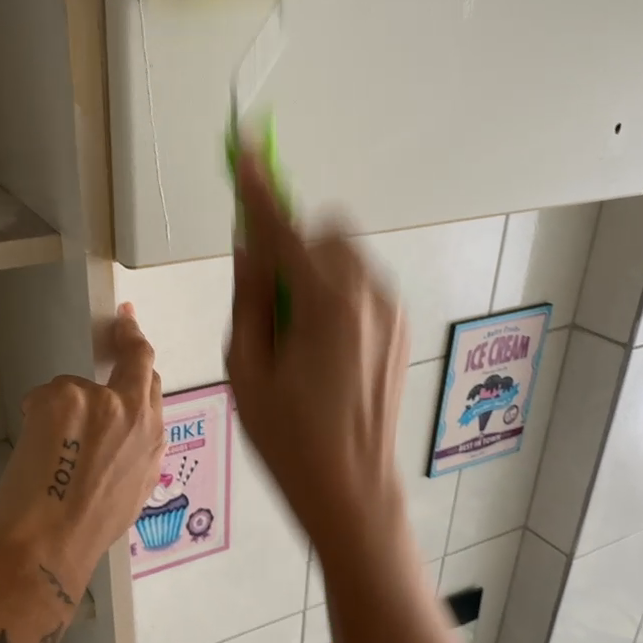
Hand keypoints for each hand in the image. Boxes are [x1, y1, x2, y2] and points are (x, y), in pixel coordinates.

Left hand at [0, 309, 165, 579]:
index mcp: (152, 438)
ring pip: (75, 388)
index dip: (139, 346)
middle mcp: (133, 412)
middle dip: (119, 346)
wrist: (49, 546)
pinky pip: (45, 395)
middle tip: (115, 328)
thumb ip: (139, 452)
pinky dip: (36, 417)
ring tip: (49, 456)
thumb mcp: (134, 491)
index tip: (129, 324)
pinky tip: (34, 453)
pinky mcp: (62, 398)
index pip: (151, 378)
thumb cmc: (86, 530)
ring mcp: (98, 401)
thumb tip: (131, 436)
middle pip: (127, 362)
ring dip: (61, 411)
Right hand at [226, 149, 409, 548]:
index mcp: (325, 303)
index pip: (284, 229)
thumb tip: (249, 248)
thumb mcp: (247, 369)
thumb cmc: (289, 440)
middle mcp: (368, 294)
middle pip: (323, 232)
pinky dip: (334, 290)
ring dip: (314, 268)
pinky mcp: (398, 327)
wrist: (353, 490)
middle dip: (291, 244)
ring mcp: (390, 310)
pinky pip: (361, 283)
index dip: (259, 191)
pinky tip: (320, 344)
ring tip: (294, 330)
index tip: (244, 153)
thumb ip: (249, 298)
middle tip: (266, 294)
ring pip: (345, 255)